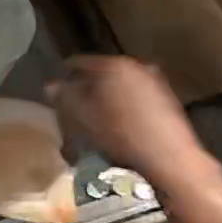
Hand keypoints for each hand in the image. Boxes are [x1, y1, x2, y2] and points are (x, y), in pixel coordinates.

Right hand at [46, 56, 219, 192]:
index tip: (56, 88)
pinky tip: (118, 127)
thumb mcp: (85, 120)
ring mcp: (155, 82)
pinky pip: (135, 98)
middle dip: (86, 90)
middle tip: (72, 107)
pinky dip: (123, 108)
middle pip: (102, 74)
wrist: (171, 159)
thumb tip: (51, 86)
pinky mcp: (166, 100)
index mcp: (115, 65)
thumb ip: (66, 98)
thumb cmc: (122, 137)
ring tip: (93, 121)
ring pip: (119, 87)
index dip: (66, 74)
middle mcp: (137, 67)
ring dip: (105, 100)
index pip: (81, 63)